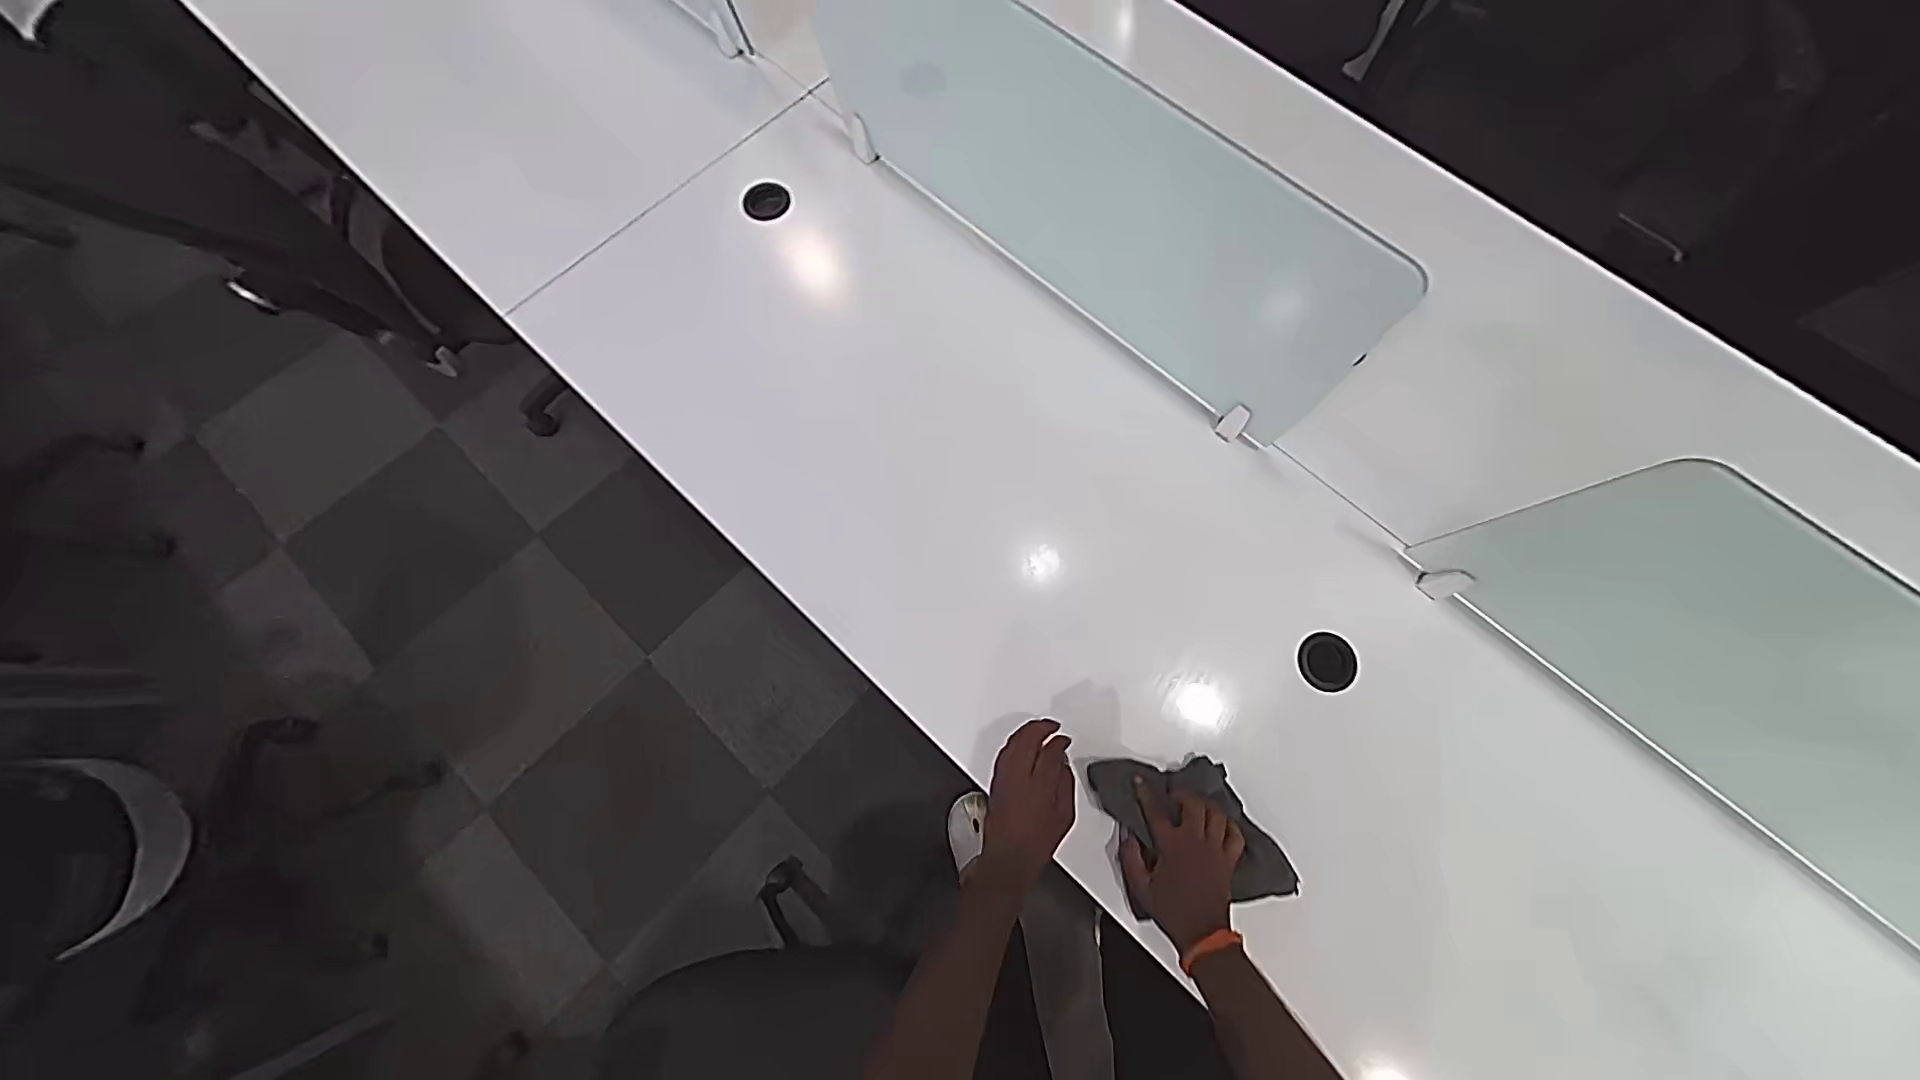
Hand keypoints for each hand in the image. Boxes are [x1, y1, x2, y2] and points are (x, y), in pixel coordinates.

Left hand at [978, 718, 1074, 895]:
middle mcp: (1018, 778)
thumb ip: (1065, 785)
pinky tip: (1022, 741)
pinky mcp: (995, 780)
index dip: (1058, 741)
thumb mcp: (1064, 816)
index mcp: (1039, 787)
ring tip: (1039, 728)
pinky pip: (1005, 752)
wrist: (1008, 857)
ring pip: (1014, 743)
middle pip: (1028, 740)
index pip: (1050, 752)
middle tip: (1052, 726)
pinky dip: (1015, 741)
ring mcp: (1004, 778)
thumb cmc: (1035, 842)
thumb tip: (1063, 764)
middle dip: (1041, 728)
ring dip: (1026, 731)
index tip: (1064, 739)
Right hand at [1121, 779, 1244, 952]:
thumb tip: (1128, 836)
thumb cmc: (1172, 911)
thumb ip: (1130, 857)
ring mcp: (1215, 850)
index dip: (1146, 792)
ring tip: (1196, 805)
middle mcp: (1195, 842)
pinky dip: (1230, 826)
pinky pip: (1235, 835)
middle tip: (1173, 795)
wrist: (1202, 934)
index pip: (1156, 810)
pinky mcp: (1229, 861)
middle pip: (1193, 804)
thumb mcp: (1140, 886)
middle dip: (1182, 794)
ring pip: (1216, 815)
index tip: (1140, 782)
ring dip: (1205, 805)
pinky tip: (1221, 824)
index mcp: (1171, 846)